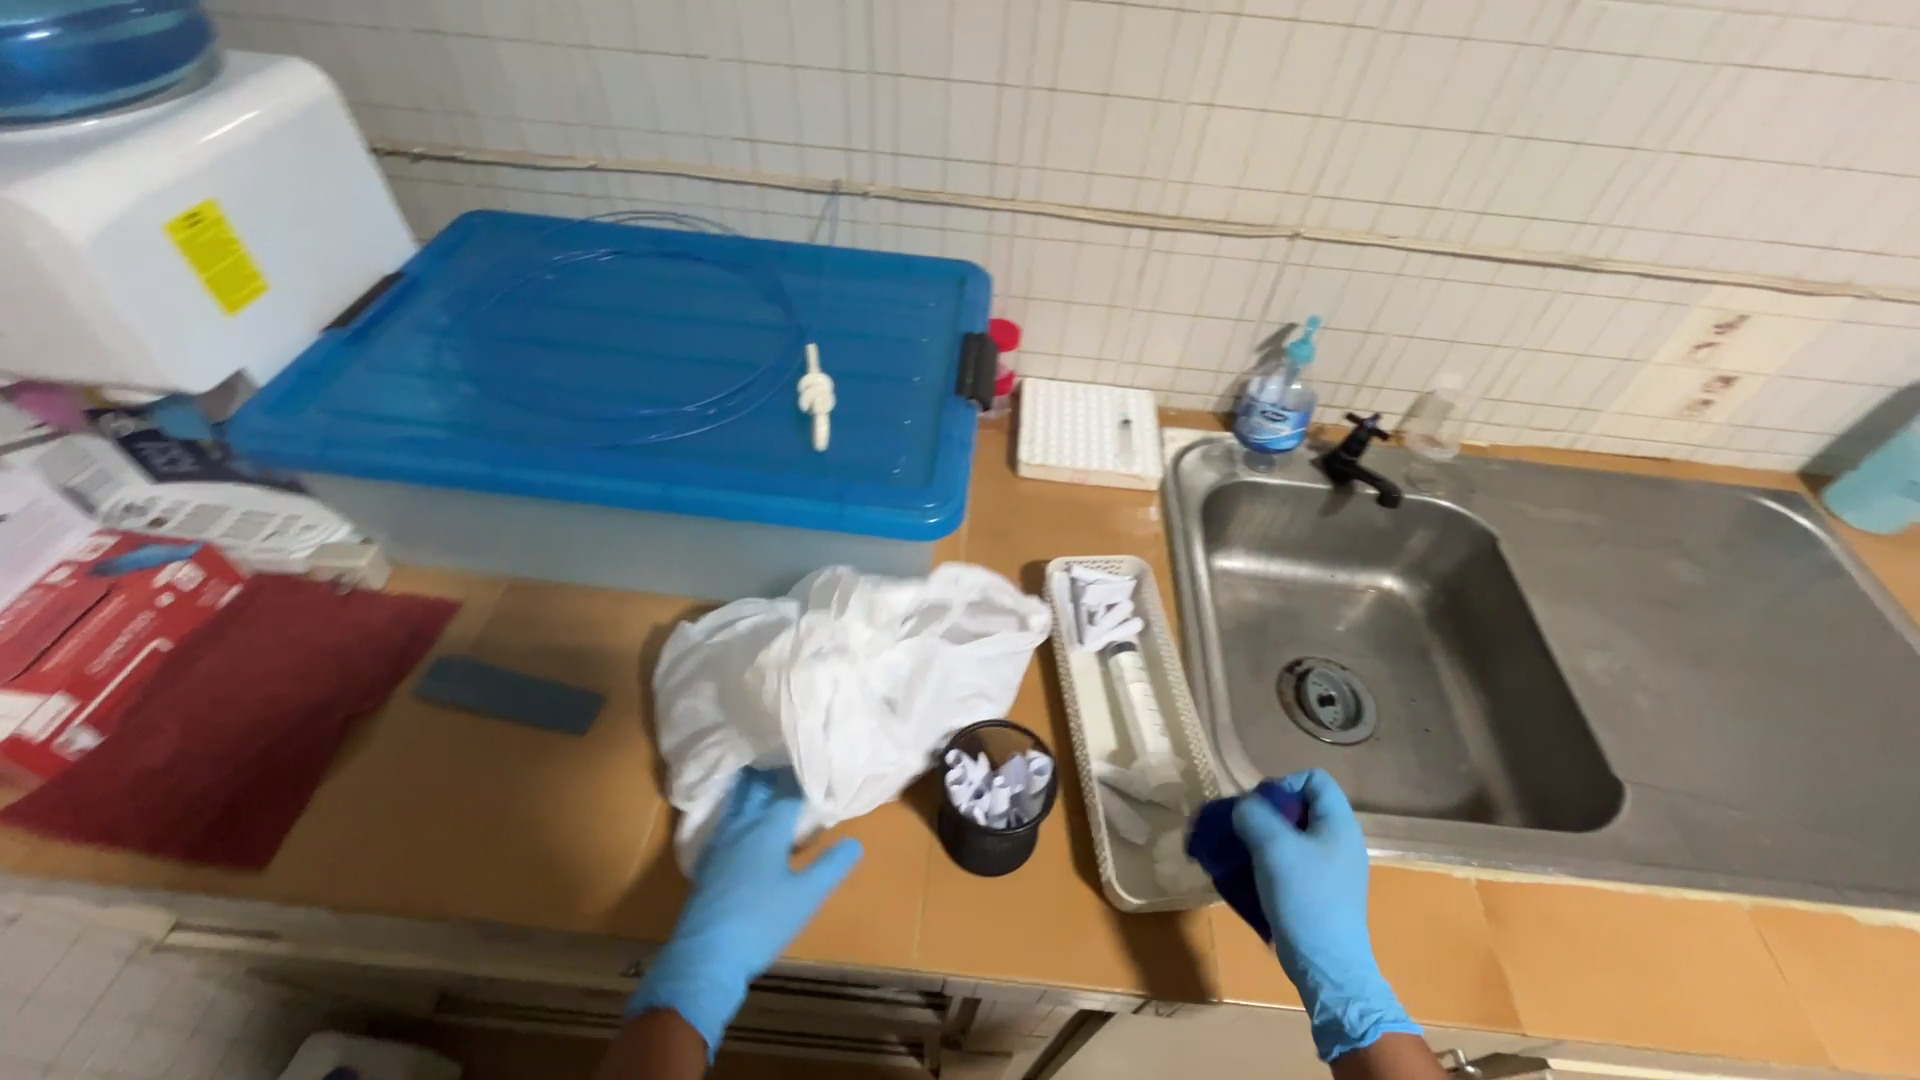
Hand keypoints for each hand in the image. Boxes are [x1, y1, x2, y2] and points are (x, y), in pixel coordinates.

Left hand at [628, 767, 862, 1055]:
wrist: (705, 957)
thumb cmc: (761, 922)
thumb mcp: (806, 896)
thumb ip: (831, 866)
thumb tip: (855, 842)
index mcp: (766, 829)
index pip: (788, 795)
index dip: (803, 784)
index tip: (816, 772)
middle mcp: (741, 829)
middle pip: (756, 792)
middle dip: (771, 777)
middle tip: (785, 762)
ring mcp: (719, 846)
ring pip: (736, 806)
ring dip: (750, 791)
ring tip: (762, 780)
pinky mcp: (707, 866)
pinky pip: (725, 825)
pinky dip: (737, 814)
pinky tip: (741, 827)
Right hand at [1232, 769, 1419, 1061]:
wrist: (1327, 964)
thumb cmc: (1304, 897)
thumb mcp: (1272, 846)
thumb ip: (1253, 814)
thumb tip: (1244, 809)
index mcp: (1339, 824)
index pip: (1314, 779)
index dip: (1284, 784)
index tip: (1260, 809)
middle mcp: (1340, 841)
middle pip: (1301, 806)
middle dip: (1267, 813)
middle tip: (1244, 831)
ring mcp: (1333, 868)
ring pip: (1293, 835)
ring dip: (1264, 839)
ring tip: (1242, 854)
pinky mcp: (1322, 891)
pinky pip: (1293, 861)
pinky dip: (1270, 862)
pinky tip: (1253, 877)